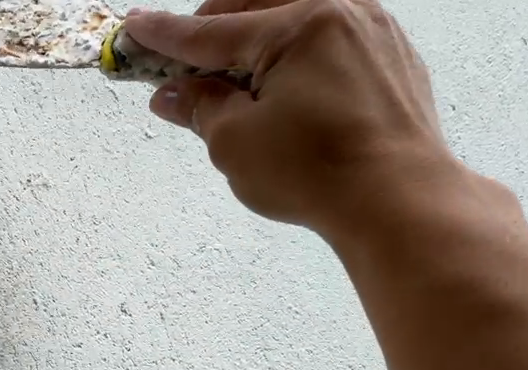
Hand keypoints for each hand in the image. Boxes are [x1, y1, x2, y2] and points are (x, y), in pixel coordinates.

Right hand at [126, 0, 466, 243]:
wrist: (393, 193)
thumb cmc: (311, 168)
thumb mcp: (233, 141)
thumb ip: (200, 106)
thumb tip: (171, 92)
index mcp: (299, 25)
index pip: (211, 31)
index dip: (165, 34)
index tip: (134, 27)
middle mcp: (340, 10)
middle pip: (255, 6)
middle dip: (212, 31)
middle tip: (182, 66)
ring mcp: (370, 28)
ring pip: (292, 18)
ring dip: (252, 43)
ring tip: (229, 85)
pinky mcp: (387, 54)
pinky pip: (324, 38)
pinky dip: (289, 55)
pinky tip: (277, 91)